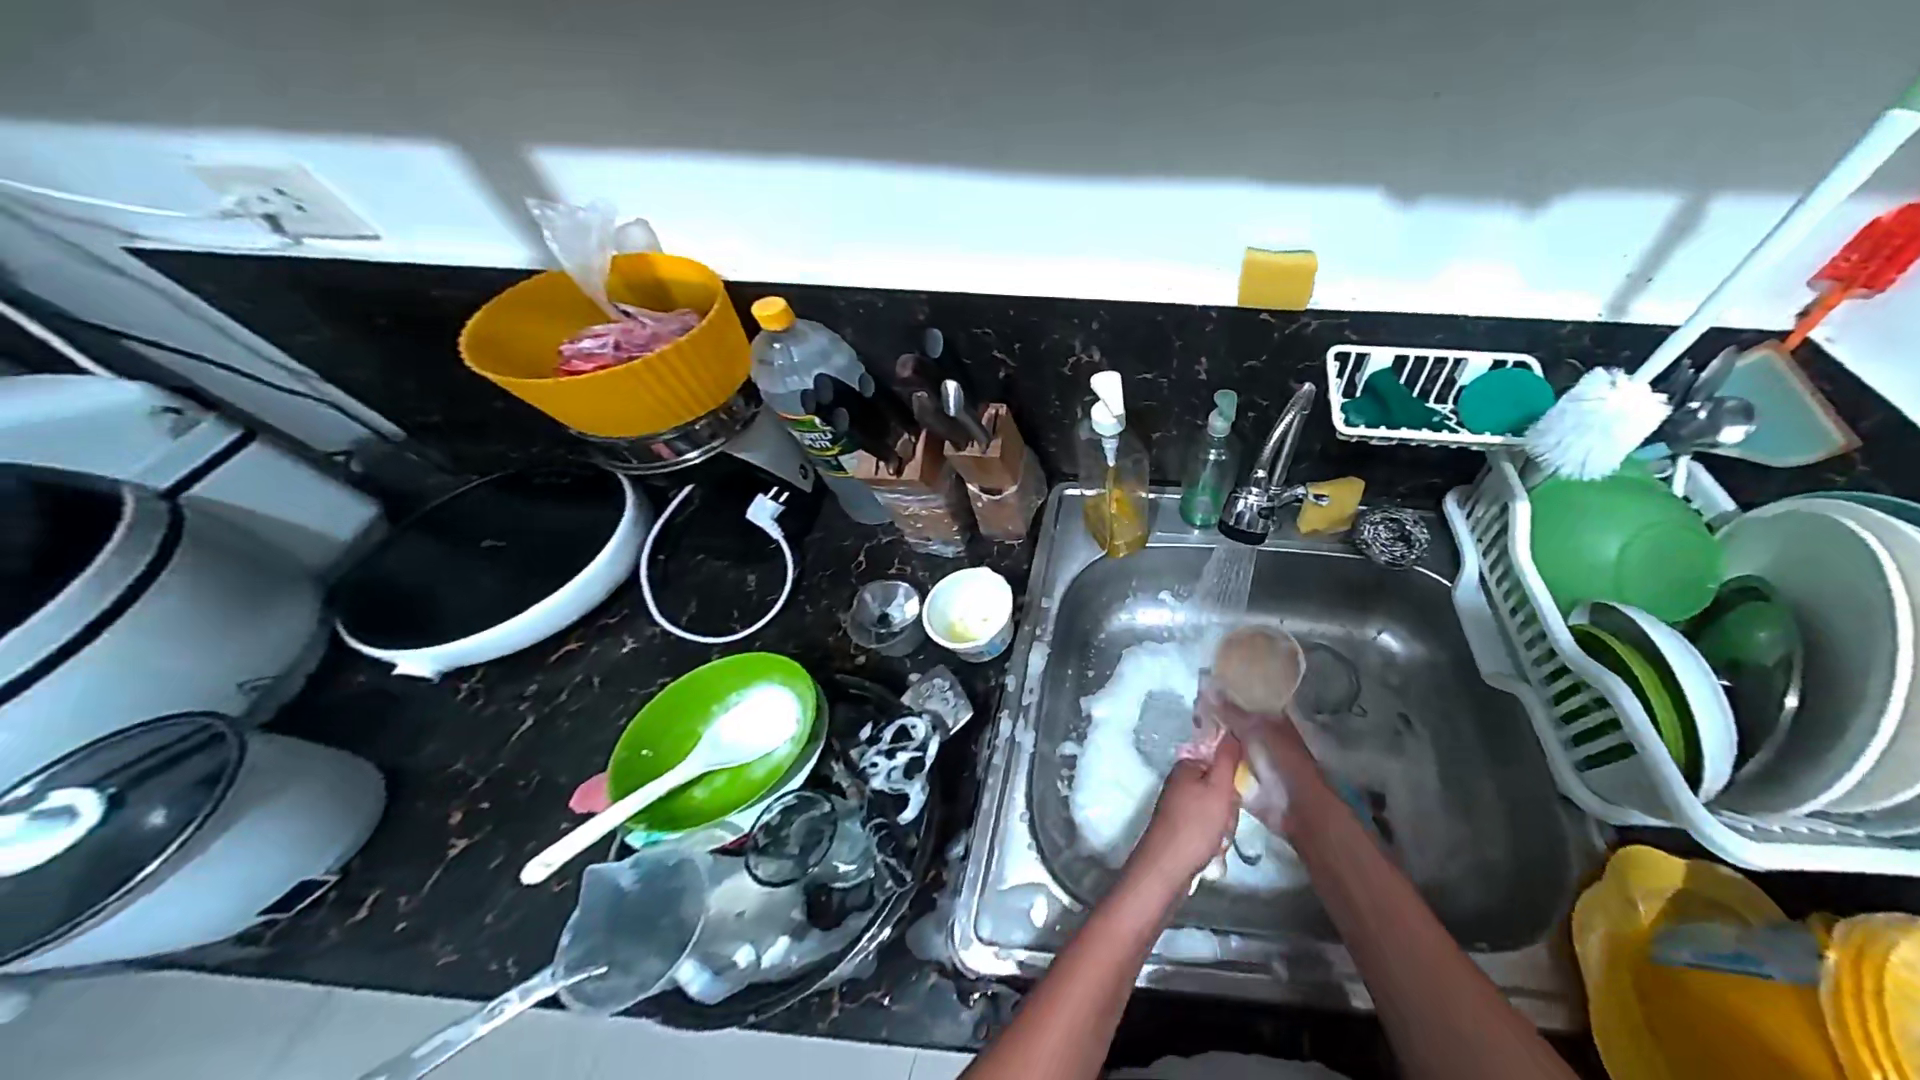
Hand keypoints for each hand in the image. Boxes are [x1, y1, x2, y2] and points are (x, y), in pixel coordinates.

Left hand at [1128, 736, 1244, 885]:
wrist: (1167, 865)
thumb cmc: (1195, 824)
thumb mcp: (1218, 788)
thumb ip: (1226, 759)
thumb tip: (1232, 730)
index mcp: (1186, 766)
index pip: (1221, 763)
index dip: (1232, 781)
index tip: (1233, 796)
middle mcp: (1180, 781)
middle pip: (1220, 788)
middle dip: (1228, 808)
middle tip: (1223, 821)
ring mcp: (1178, 803)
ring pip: (1216, 810)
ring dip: (1223, 825)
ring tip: (1216, 838)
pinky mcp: (1179, 824)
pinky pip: (1207, 826)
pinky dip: (1213, 838)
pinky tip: (1210, 848)